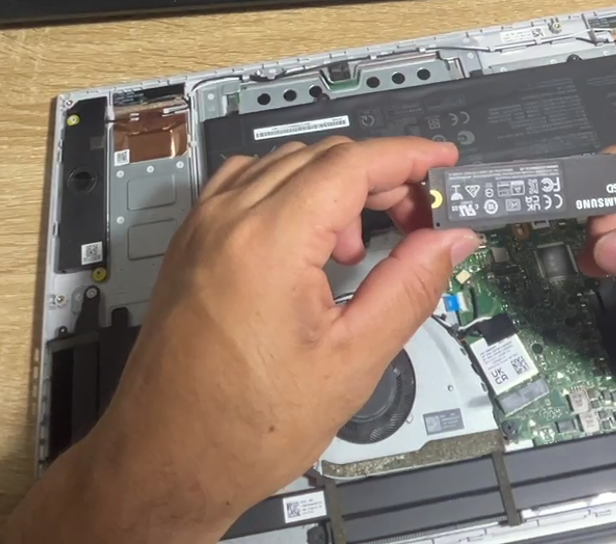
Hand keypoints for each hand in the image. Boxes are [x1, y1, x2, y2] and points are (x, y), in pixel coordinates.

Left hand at [22, 136, 479, 541]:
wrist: (164, 459)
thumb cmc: (243, 426)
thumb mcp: (350, 363)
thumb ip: (409, 288)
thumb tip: (450, 240)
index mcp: (268, 241)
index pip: (352, 164)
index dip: (407, 157)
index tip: (442, 162)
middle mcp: (229, 216)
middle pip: (323, 157)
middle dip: (380, 176)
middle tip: (418, 219)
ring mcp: (204, 222)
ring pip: (287, 163)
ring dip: (337, 183)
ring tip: (357, 245)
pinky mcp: (193, 235)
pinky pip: (250, 180)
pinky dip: (293, 189)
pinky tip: (308, 235)